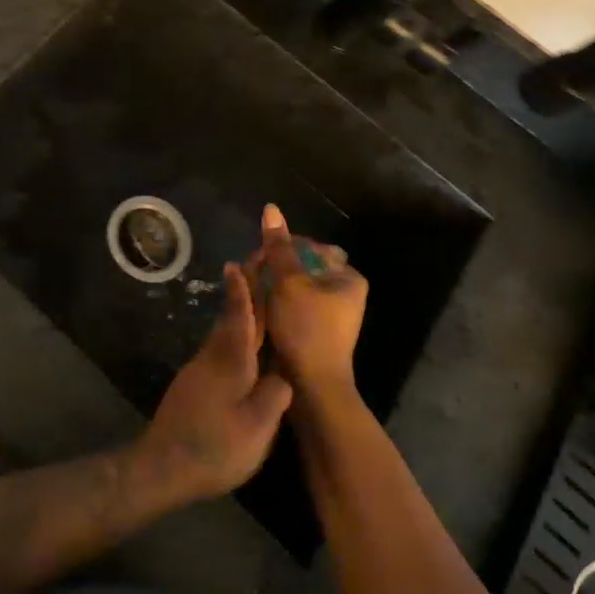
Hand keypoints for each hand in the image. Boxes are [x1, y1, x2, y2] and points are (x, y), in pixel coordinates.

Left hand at [133, 262, 292, 501]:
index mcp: (231, 362)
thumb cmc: (216, 447)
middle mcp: (212, 358)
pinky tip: (241, 352)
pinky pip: (217, 353)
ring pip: (222, 337)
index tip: (240, 262)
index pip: (239, 317)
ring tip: (253, 306)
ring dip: (236, 318)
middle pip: (229, 321)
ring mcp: (198, 372)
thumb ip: (273, 396)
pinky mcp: (192, 387)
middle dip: (241, 296)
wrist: (164, 465)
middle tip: (252, 272)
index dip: (242, 290)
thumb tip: (282, 376)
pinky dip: (231, 341)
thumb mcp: (257, 427)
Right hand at [249, 203, 368, 401]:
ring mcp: (328, 313)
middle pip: (300, 265)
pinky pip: (289, 305)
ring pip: (291, 286)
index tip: (258, 257)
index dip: (283, 247)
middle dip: (272, 267)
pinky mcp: (312, 330)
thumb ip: (278, 247)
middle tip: (248, 272)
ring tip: (246, 289)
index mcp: (347, 278)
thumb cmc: (306, 330)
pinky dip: (272, 303)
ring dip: (268, 285)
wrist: (311, 387)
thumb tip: (271, 208)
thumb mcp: (289, 283)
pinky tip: (253, 307)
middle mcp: (342, 292)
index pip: (311, 246)